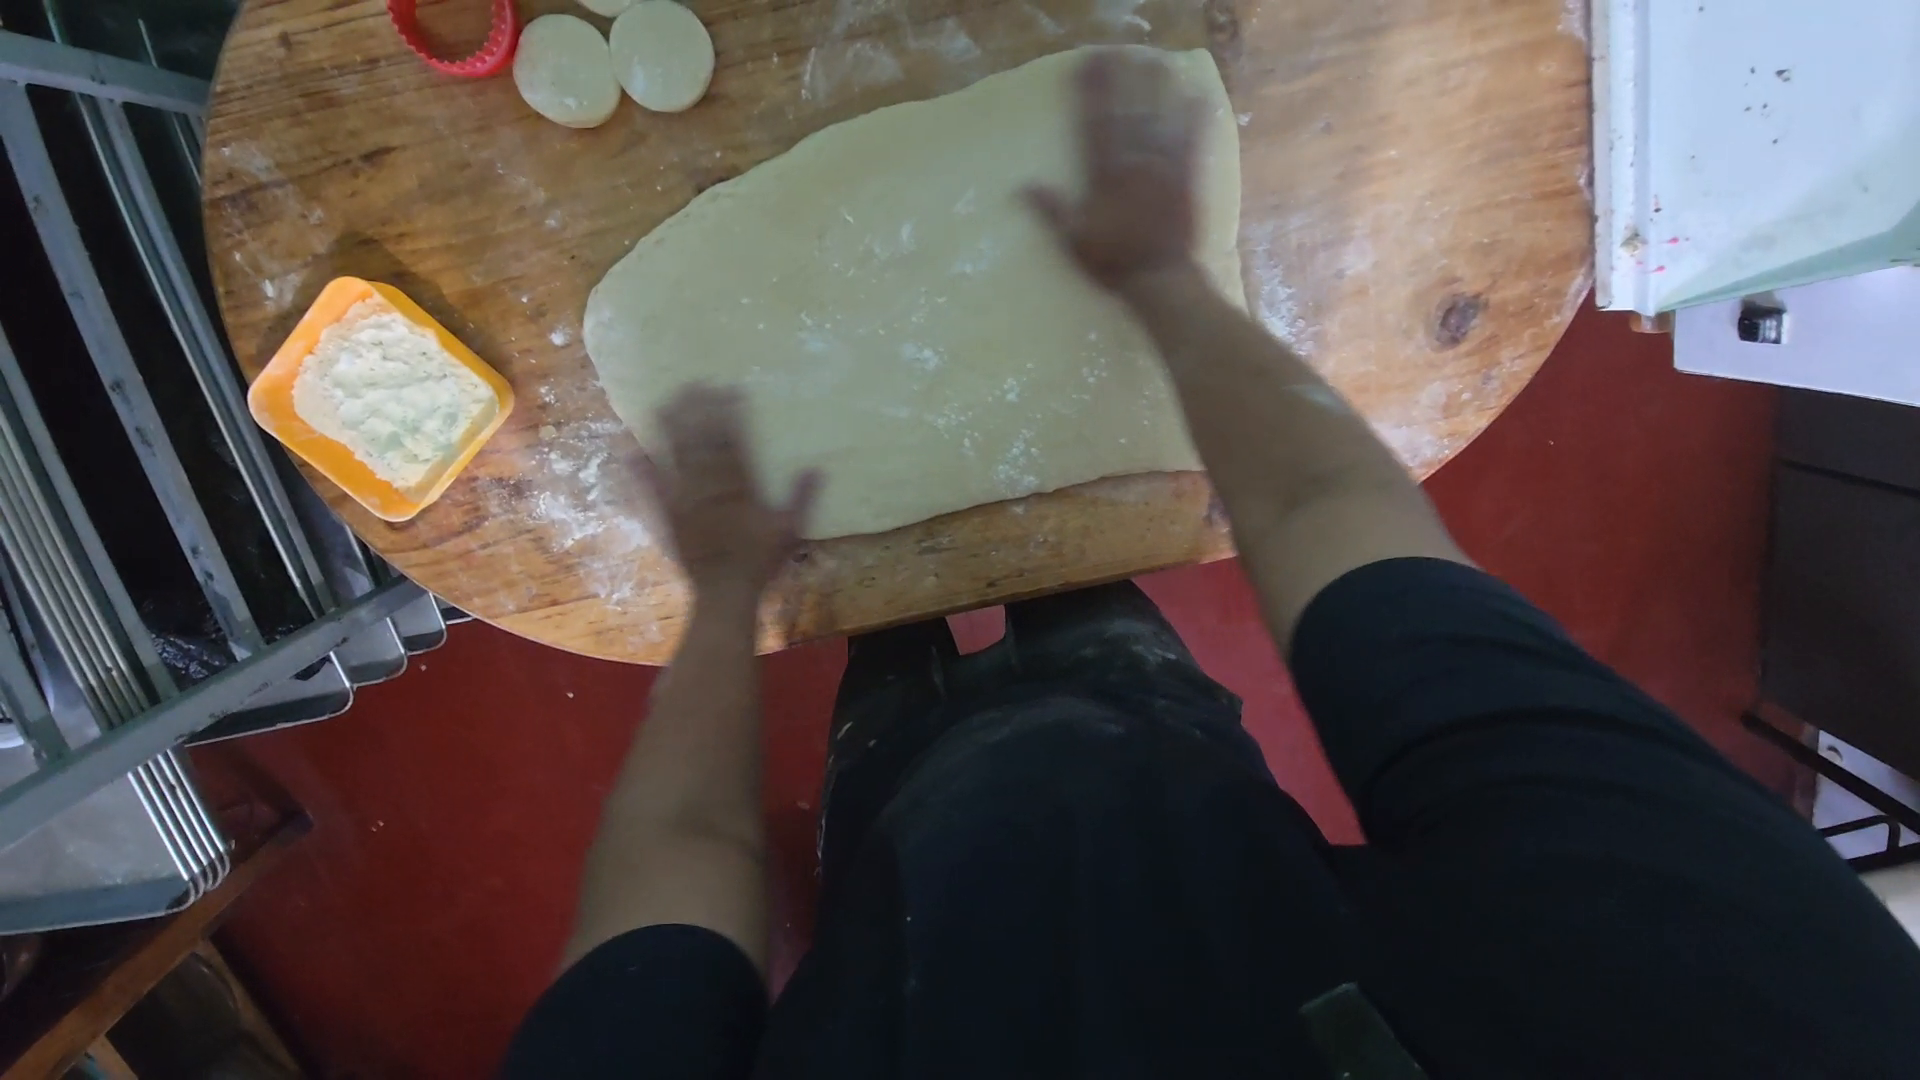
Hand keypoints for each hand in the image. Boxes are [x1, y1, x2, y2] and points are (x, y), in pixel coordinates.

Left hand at [638, 385, 820, 600]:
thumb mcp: (790, 530)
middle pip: (701, 443)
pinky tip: (628, 445)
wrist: (724, 594)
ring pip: (675, 457)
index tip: (728, 390)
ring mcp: (683, 500)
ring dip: (670, 427)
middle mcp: (708, 488)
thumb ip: (801, 497)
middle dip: (698, 411)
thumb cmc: (760, 562)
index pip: (733, 443)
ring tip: (667, 400)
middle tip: (694, 383)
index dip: (729, 415)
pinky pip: (650, 487)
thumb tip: (817, 468)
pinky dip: (639, 466)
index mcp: (739, 488)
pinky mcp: (666, 514)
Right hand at [1025, 48, 1203, 293]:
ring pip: (1162, 119)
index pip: (1095, 125)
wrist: (1161, 280)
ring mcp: (1166, 169)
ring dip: (1160, 89)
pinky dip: (1197, 120)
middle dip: (1124, 80)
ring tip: (1157, 62)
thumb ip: (1052, 211)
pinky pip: (1195, 143)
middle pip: (1130, 112)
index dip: (1091, 92)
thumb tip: (1021, 187)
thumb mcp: (1073, 242)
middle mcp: (1136, 164)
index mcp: (1105, 177)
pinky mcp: (1190, 180)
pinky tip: (1200, 98)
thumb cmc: (1113, 264)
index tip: (1087, 65)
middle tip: (1122, 51)